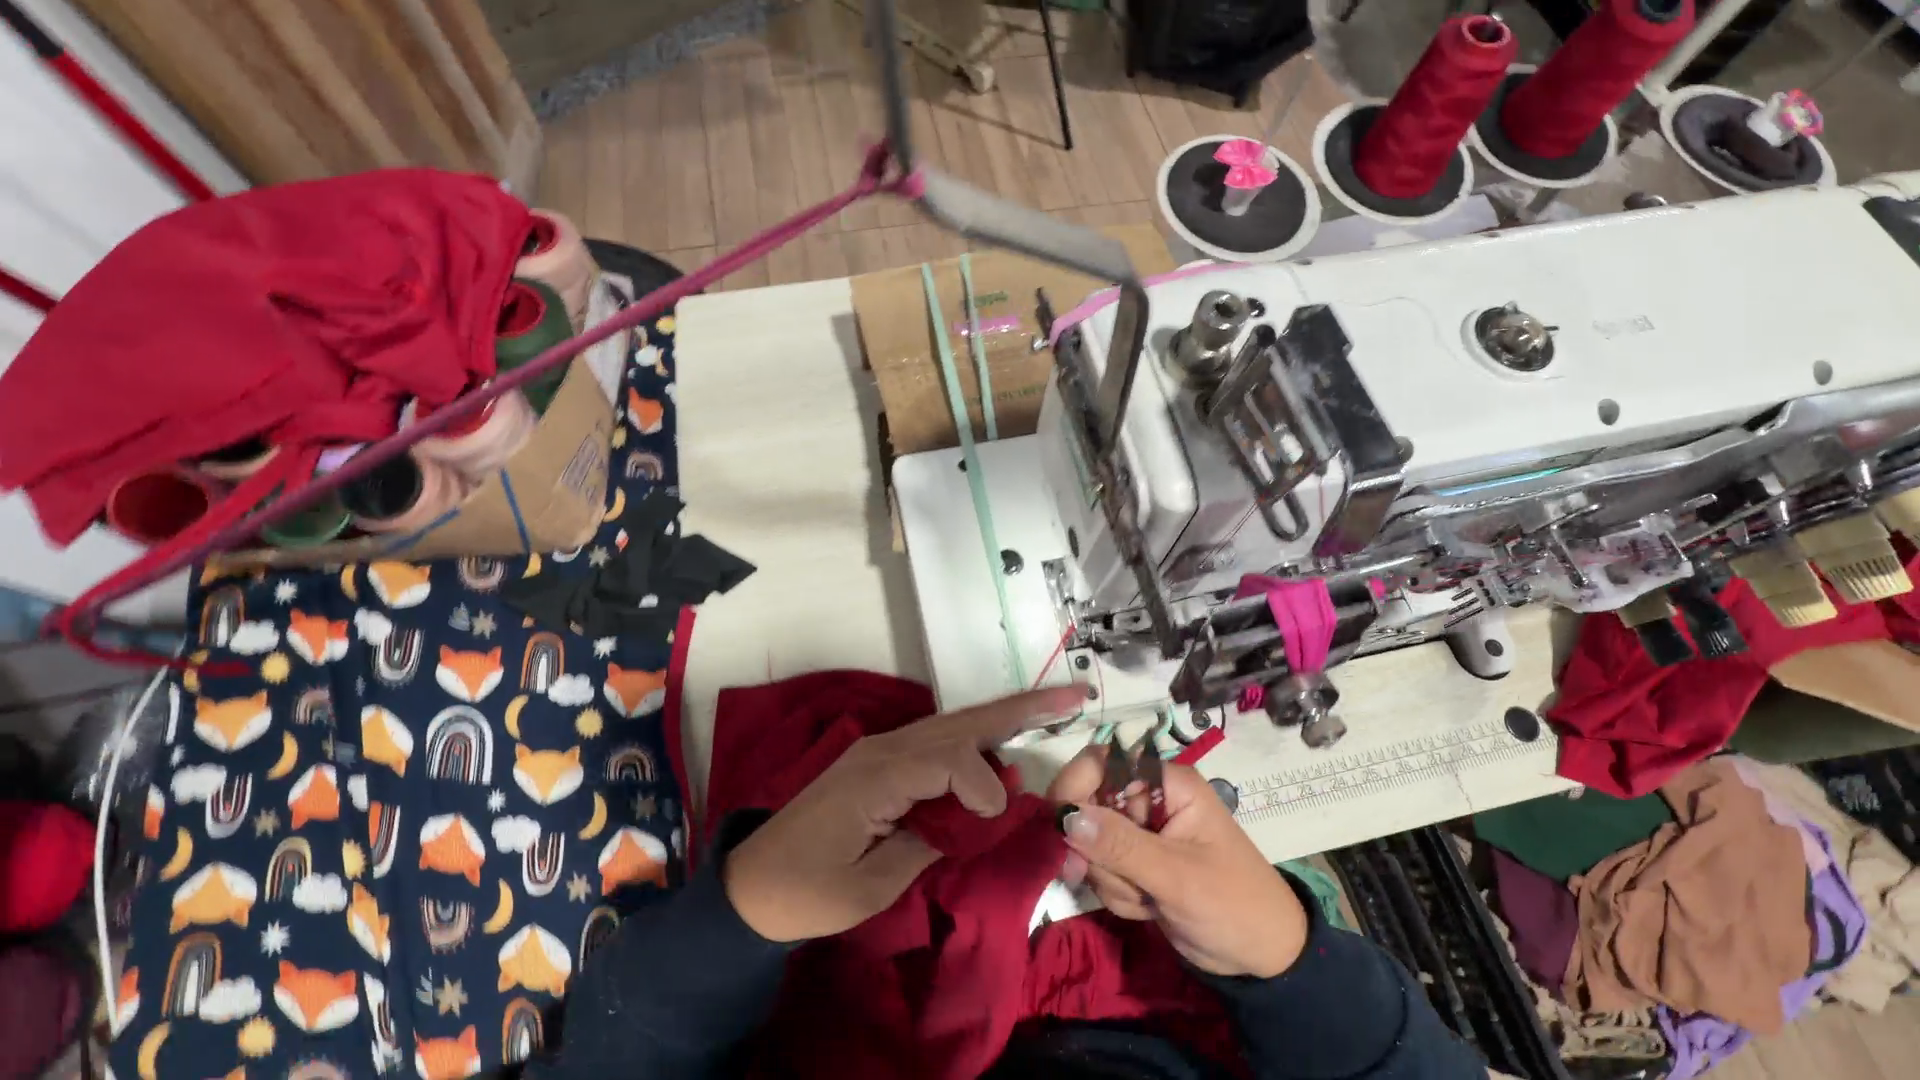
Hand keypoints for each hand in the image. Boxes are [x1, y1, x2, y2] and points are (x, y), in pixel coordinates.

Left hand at [724, 685, 1085, 942]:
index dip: (983, 784)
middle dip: (1020, 708)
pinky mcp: (879, 763)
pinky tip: (1004, 743)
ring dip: (1003, 717)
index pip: (948, 758)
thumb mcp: (870, 886)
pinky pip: (937, 743)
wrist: (750, 887)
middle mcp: (881, 749)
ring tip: (1055, 706)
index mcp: (876, 776)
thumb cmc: (806, 893)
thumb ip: (926, 845)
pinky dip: (976, 740)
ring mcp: (880, 751)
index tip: (996, 819)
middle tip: (1075, 695)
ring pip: (952, 725)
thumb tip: (973, 820)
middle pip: (960, 722)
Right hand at [1049, 743, 1307, 976]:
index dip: (1075, 787)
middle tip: (1128, 884)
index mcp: (1167, 784)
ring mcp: (1140, 832)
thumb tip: (1066, 816)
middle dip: (1099, 853)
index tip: (1060, 826)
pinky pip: (1099, 869)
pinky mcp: (1134, 862)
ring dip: (1112, 880)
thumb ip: (1120, 846)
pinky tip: (1149, 907)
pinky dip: (1118, 894)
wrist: (1262, 955)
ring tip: (1150, 899)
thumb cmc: (1233, 904)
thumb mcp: (1177, 877)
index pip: (1101, 763)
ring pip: (1089, 843)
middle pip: (1088, 806)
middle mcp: (1149, 799)